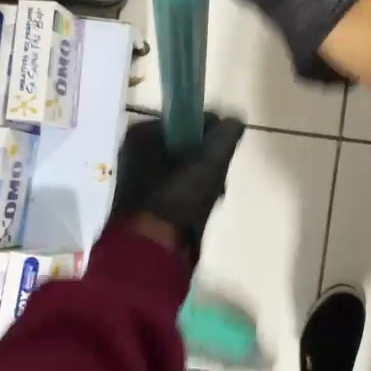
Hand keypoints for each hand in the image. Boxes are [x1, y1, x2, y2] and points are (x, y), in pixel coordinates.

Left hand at [109, 114, 245, 259]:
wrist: (150, 251)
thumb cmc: (178, 199)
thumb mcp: (210, 161)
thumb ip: (226, 135)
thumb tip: (235, 119)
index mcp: (141, 134)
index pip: (187, 119)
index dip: (212, 134)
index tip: (224, 153)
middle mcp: (134, 152)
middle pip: (187, 145)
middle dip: (209, 161)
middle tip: (220, 179)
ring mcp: (137, 179)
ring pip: (184, 169)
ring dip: (204, 181)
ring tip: (214, 197)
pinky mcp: (143, 203)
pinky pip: (177, 189)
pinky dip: (192, 196)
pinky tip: (204, 209)